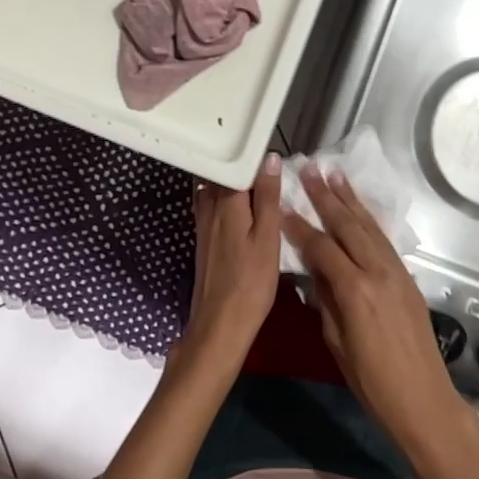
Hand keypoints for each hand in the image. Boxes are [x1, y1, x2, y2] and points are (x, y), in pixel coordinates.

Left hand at [182, 154, 282, 362]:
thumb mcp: (267, 237)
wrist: (219, 323)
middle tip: (270, 166)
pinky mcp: (203, 238)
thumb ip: (268, 197)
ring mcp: (203, 222)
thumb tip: (270, 158)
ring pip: (217, 190)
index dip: (257, 159)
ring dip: (235, 184)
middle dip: (245, 168)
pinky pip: (214, 206)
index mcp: (226, 201)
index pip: (239, 165)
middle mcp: (209, 205)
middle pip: (225, 175)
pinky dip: (228, 201)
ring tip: (259, 184)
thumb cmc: (250, 281)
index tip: (276, 155)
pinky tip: (243, 209)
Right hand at [282, 166, 462, 443]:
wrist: (423, 399)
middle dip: (325, 195)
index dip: (299, 226)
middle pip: (347, 225)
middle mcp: (377, 270)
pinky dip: (368, 218)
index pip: (321, 247)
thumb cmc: (372, 381)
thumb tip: (314, 269)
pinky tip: (359, 207)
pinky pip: (382, 238)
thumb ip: (325, 300)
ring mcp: (396, 270)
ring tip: (333, 174)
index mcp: (355, 289)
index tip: (281, 204)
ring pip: (368, 225)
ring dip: (349, 198)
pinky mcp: (407, 276)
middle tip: (308, 169)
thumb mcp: (337, 342)